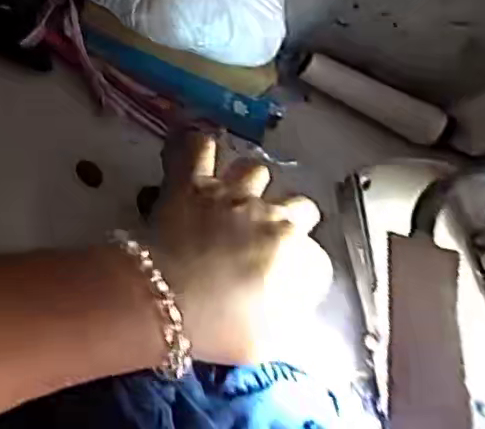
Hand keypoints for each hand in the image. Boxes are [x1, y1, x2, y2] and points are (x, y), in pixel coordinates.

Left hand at [147, 131, 332, 364]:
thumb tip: (290, 301)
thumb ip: (289, 312)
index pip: (317, 257)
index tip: (290, 276)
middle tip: (271, 230)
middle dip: (291, 216)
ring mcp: (228, 192)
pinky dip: (203, 147)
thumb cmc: (221, 326)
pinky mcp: (191, 179)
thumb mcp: (272, 338)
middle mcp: (268, 214)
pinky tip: (202, 151)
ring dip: (252, 182)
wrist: (167, 296)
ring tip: (240, 191)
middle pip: (299, 205)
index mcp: (294, 254)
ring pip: (254, 168)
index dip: (305, 268)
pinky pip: (200, 148)